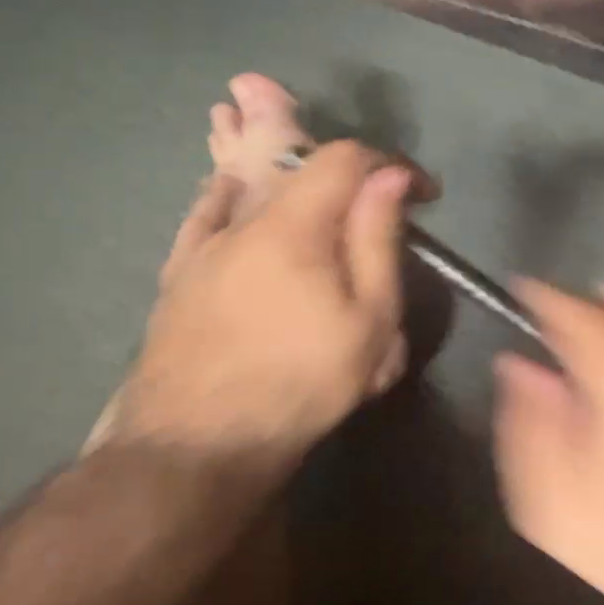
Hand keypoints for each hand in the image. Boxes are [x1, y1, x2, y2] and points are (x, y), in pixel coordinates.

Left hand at [114, 141, 414, 470]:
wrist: (198, 446)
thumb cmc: (304, 379)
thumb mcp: (370, 314)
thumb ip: (378, 238)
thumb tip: (390, 176)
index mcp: (294, 228)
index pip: (346, 159)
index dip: (393, 164)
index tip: (426, 196)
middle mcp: (241, 225)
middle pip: (299, 170)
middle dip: (356, 176)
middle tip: (392, 209)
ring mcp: (202, 251)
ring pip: (254, 191)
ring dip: (301, 185)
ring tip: (335, 212)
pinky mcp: (178, 278)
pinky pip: (203, 218)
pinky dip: (228, 197)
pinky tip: (232, 191)